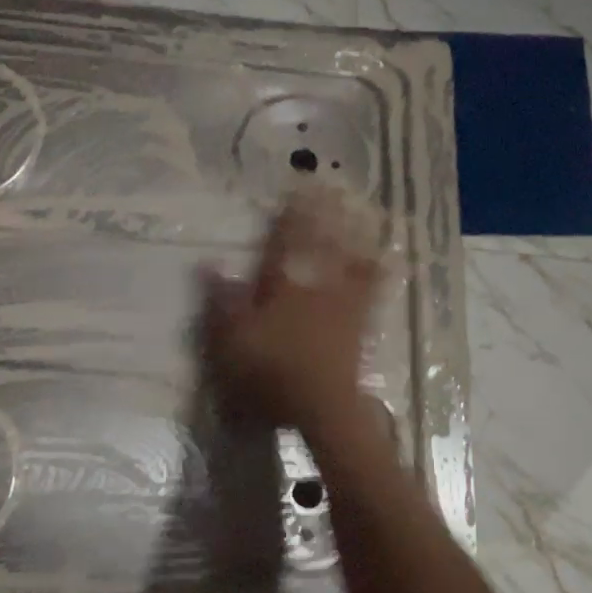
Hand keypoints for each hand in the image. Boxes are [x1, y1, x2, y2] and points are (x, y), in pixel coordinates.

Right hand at [199, 184, 390, 440]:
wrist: (321, 405)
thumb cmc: (268, 373)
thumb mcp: (229, 340)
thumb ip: (221, 301)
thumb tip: (207, 264)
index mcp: (280, 287)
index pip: (283, 243)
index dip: (288, 215)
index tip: (295, 187)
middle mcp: (313, 287)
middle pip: (320, 244)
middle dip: (325, 215)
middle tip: (332, 187)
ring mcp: (340, 305)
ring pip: (348, 260)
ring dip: (354, 235)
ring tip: (363, 213)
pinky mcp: (358, 326)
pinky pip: (370, 291)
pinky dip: (375, 272)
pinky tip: (384, 260)